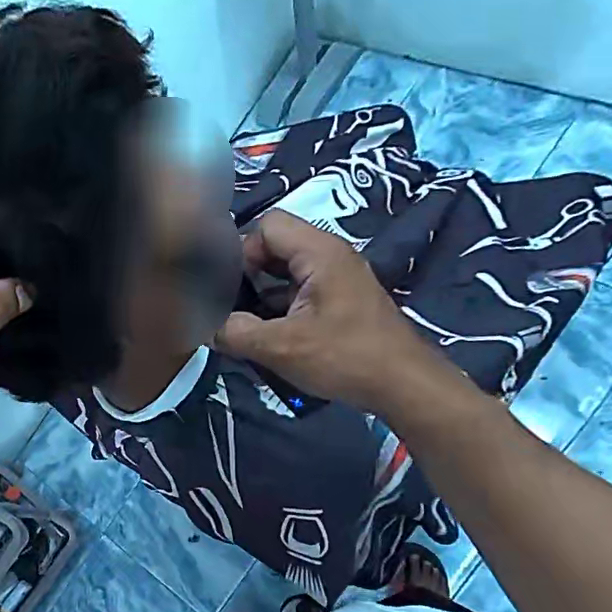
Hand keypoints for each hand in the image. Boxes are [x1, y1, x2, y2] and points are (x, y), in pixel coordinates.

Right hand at [214, 210, 458, 416]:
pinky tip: (270, 340)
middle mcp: (331, 256)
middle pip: (277, 248)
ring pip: (288, 274)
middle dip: (249, 276)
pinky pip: (303, 294)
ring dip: (265, 298)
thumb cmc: (345, 357)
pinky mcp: (344, 303)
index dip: (241, 252)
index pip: (267, 226)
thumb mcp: (282, 347)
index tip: (226, 287)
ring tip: (245, 328)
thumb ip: (237, 333)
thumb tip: (208, 329)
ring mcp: (340, 280)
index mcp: (319, 252)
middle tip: (230, 308)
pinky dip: (283, 310)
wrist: (404, 385)